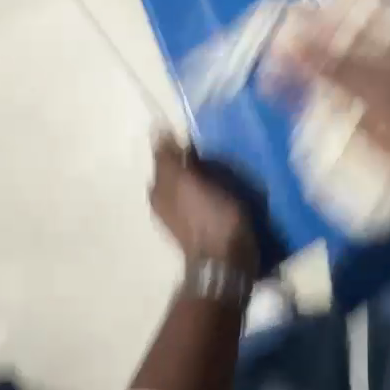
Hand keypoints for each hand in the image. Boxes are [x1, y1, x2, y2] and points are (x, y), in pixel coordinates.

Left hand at [150, 137, 257, 273]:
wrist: (227, 260)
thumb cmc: (208, 217)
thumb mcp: (186, 183)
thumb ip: (170, 158)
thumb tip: (157, 129)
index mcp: (159, 190)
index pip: (167, 155)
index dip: (183, 143)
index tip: (205, 134)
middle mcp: (167, 202)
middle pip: (181, 169)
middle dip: (198, 157)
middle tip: (222, 146)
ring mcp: (186, 214)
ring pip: (195, 182)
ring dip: (210, 171)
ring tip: (232, 162)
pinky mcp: (206, 223)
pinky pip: (209, 195)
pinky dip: (218, 187)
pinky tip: (233, 185)